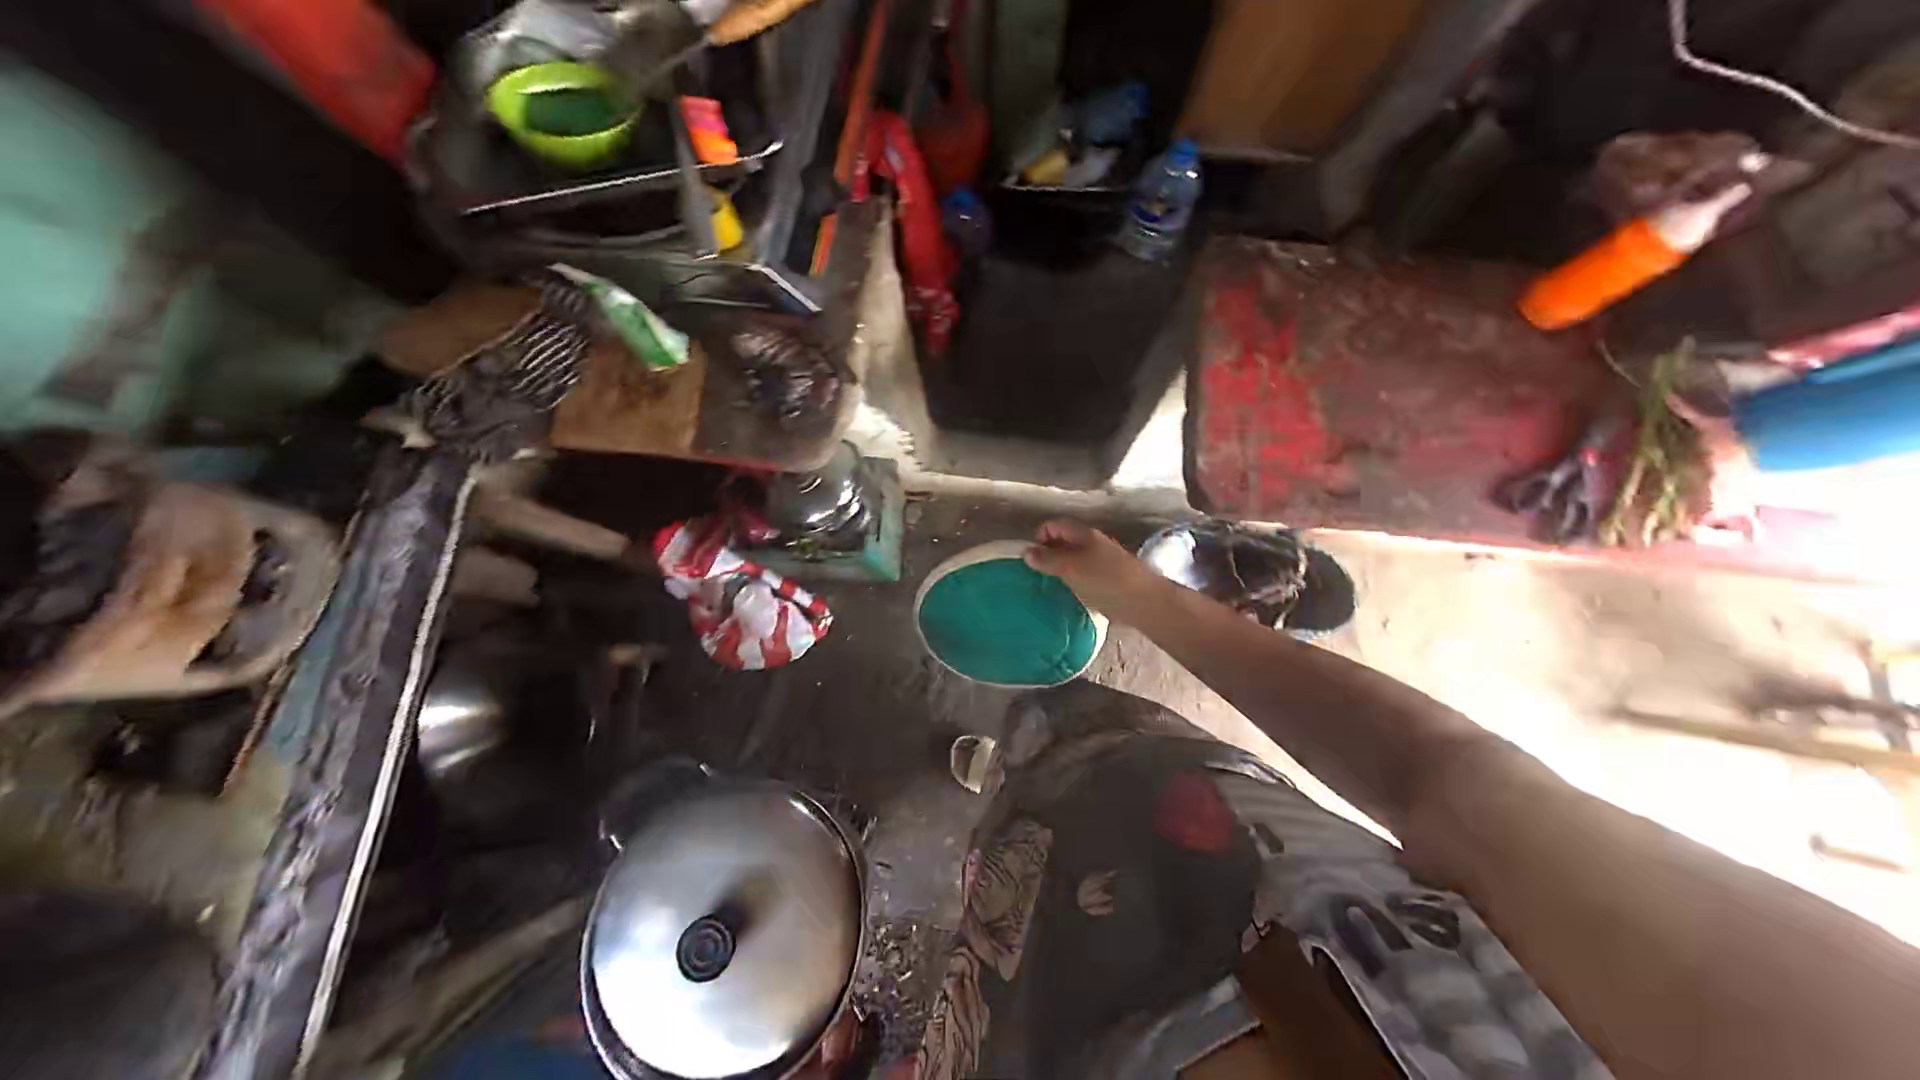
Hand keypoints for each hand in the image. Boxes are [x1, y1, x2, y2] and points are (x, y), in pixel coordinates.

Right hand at [1024, 520, 1163, 622]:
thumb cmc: (1104, 580)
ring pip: (1072, 558)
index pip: (1054, 525)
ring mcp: (1100, 561)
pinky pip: (1081, 573)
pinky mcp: (1105, 578)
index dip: (1039, 537)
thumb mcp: (1071, 567)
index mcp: (1083, 534)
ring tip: (1048, 584)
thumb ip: (1048, 559)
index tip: (1031, 558)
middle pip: (1062, 541)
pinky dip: (1071, 579)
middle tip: (1036, 573)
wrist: (1142, 601)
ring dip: (1058, 568)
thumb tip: (1026, 551)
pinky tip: (1067, 592)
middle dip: (1047, 553)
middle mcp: (1091, 543)